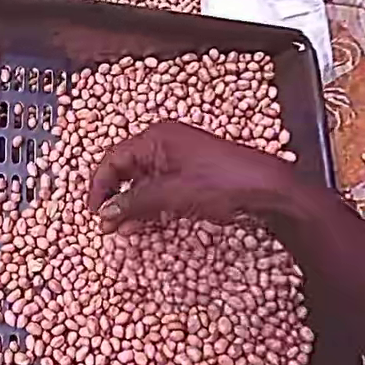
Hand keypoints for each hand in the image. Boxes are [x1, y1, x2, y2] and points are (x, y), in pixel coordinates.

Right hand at [87, 121, 297, 233]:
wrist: (269, 190)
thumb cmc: (224, 182)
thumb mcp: (172, 193)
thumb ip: (135, 202)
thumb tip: (107, 211)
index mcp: (156, 137)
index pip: (113, 159)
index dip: (100, 186)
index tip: (94, 211)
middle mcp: (164, 144)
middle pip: (125, 169)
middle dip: (114, 196)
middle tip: (107, 222)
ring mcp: (179, 159)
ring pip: (142, 181)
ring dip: (131, 204)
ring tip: (125, 227)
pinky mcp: (191, 175)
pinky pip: (159, 187)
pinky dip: (149, 204)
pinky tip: (146, 222)